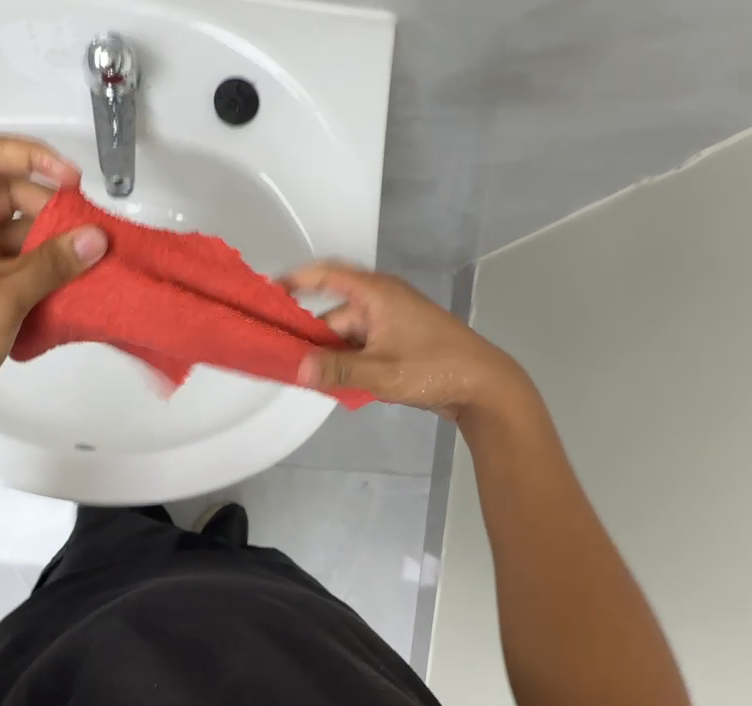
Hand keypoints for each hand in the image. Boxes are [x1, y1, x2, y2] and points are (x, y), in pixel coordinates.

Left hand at [0, 133, 109, 420]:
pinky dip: (37, 265)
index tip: (70, 180)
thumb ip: (54, 262)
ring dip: (46, 241)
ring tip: (82, 259)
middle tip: (84, 229)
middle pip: (3, 191)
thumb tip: (95, 239)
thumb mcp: (6, 295)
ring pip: (10, 228)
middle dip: (46, 206)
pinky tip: (66, 280)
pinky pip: (10, 258)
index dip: (31, 156)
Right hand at [280, 262, 534, 422]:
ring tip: (308, 380)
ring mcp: (390, 324)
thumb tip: (297, 368)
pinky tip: (335, 386)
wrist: (482, 385)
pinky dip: (347, 364)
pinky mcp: (397, 344)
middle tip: (284, 363)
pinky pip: (361, 350)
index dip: (297, 279)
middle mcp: (381, 302)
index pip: (328, 274)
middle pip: (333, 316)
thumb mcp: (380, 372)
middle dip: (311, 340)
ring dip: (330, 358)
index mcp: (376, 294)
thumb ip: (337, 370)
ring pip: (346, 338)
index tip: (269, 291)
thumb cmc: (433, 368)